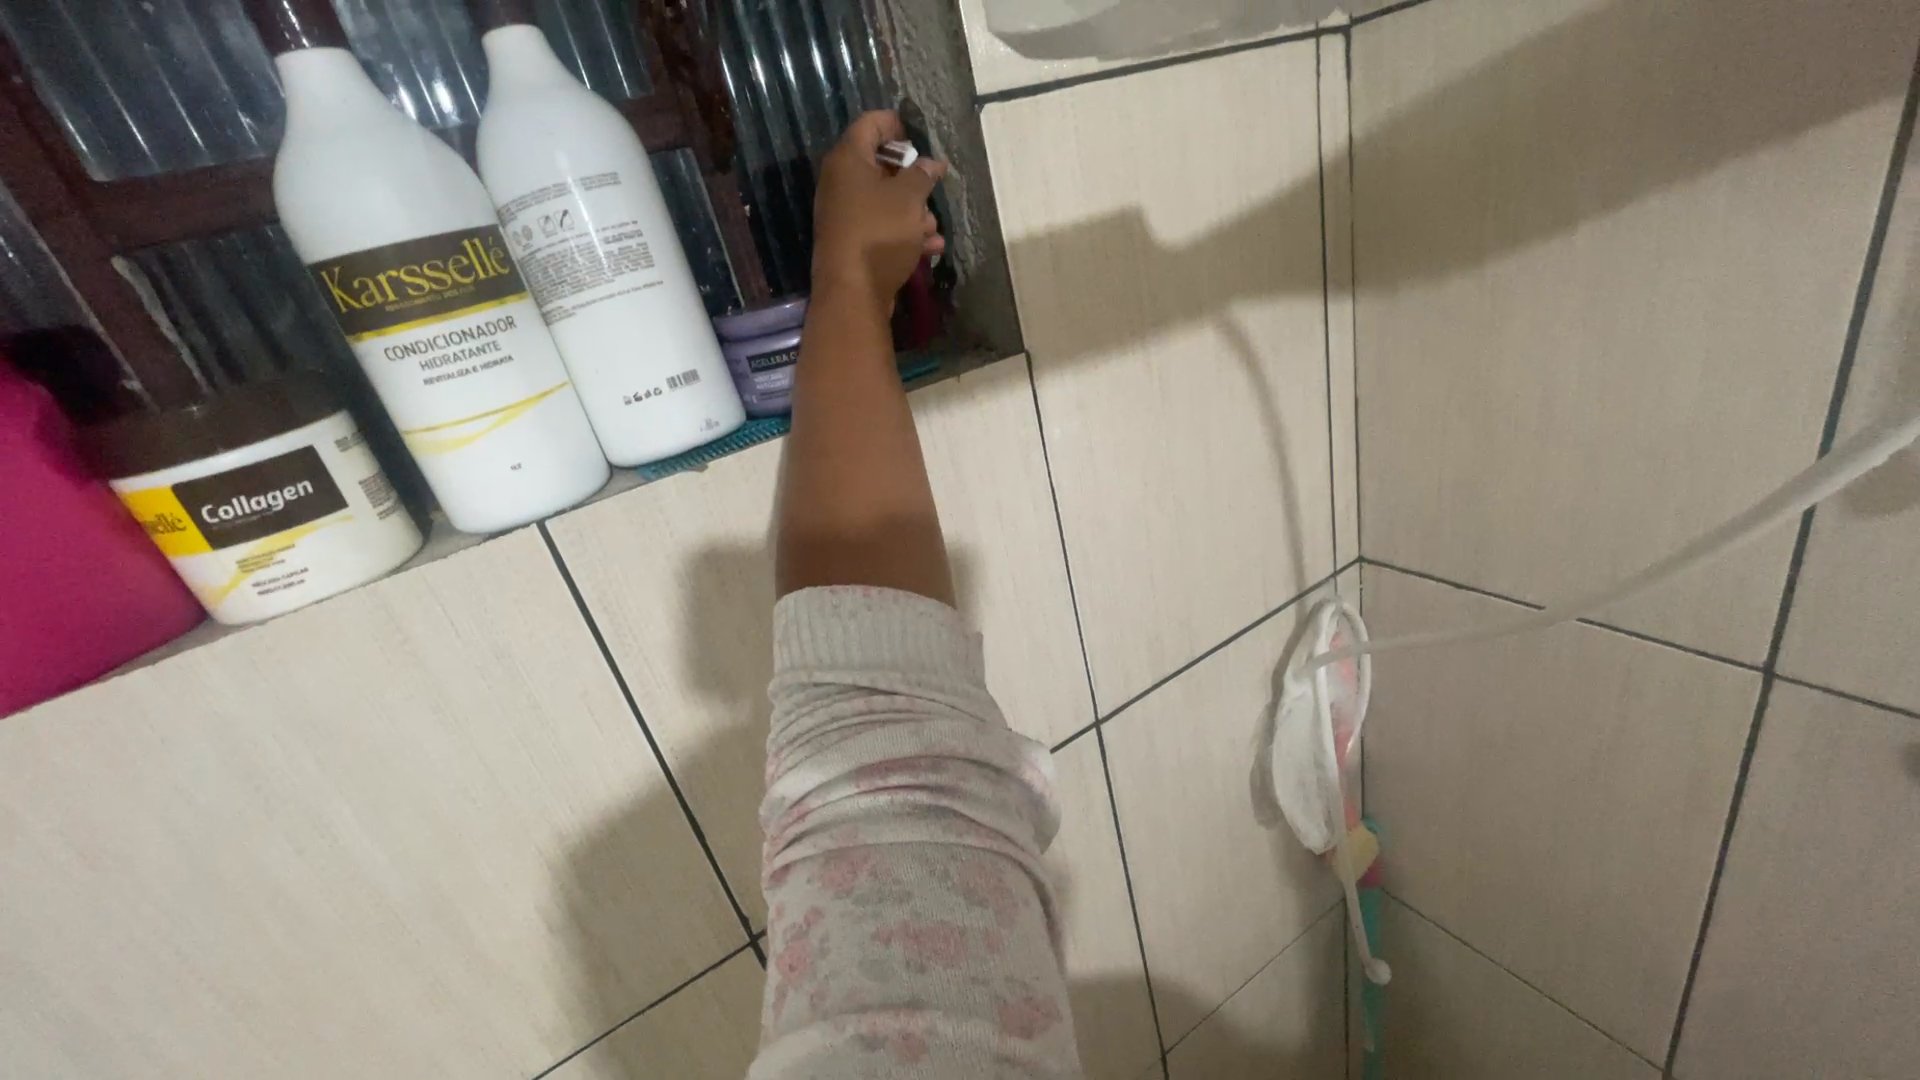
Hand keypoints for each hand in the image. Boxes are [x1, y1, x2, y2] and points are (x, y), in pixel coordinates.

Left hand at [811, 111, 947, 309]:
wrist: (852, 292)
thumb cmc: (879, 233)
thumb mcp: (909, 198)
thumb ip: (922, 175)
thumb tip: (931, 164)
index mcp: (848, 159)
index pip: (870, 124)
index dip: (895, 124)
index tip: (919, 134)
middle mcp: (841, 183)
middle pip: (879, 166)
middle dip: (911, 178)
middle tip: (932, 187)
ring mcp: (845, 215)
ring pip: (884, 202)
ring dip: (913, 212)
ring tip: (934, 228)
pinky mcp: (853, 244)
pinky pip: (882, 229)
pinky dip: (905, 234)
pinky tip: (930, 249)